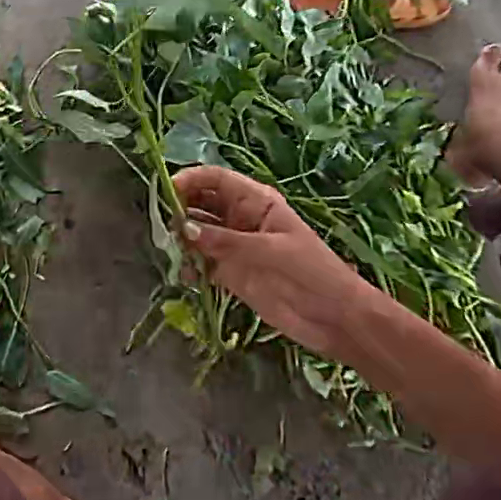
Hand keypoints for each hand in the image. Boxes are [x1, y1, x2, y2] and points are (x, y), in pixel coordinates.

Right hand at [174, 166, 369, 357]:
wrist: (338, 320)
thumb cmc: (311, 273)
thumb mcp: (268, 252)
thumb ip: (224, 241)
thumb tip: (184, 228)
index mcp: (254, 201)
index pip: (214, 179)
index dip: (190, 179)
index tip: (167, 191)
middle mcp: (239, 218)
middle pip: (201, 202)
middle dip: (180, 208)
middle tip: (162, 224)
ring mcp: (234, 245)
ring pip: (198, 231)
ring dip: (182, 238)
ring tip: (170, 250)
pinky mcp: (232, 272)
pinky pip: (202, 261)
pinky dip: (190, 265)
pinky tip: (184, 275)